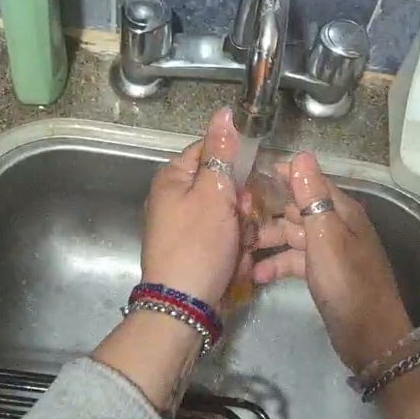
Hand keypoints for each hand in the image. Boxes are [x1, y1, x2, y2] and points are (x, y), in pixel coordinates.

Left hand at [141, 108, 247, 309]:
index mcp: (173, 177)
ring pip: (231, 213)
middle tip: (239, 220)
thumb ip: (221, 153)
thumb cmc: (198, 245)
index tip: (246, 184)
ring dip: (241, 229)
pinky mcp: (197, 248)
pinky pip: (225, 236)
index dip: (234, 165)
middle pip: (225, 184)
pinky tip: (235, 259)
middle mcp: (176, 197)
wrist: (184, 306)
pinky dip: (234, 247)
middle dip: (241, 204)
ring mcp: (186, 225)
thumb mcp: (213, 194)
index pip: (212, 151)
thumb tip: (225, 112)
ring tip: (237, 245)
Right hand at [253, 152, 415, 372]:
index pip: (309, 181)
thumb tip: (302, 155)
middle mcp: (337, 225)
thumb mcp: (326, 238)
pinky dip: (277, 264)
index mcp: (342, 211)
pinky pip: (296, 260)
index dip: (282, 175)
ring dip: (268, 240)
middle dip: (267, 210)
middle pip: (297, 207)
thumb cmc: (348, 285)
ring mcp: (330, 251)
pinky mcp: (324, 273)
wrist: (371, 340)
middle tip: (233, 215)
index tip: (248, 173)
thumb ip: (312, 198)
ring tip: (239, 247)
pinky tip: (257, 275)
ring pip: (293, 235)